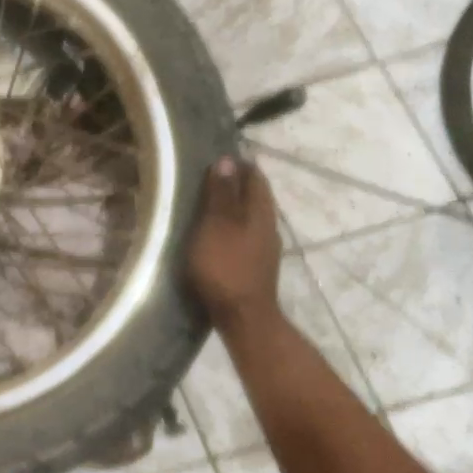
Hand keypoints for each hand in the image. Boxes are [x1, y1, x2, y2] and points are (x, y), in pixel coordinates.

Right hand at [186, 156, 281, 331]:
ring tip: (204, 205)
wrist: (242, 317)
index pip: (255, 177)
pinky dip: (229, 228)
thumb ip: (221, 194)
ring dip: (231, 207)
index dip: (239, 165)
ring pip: (249, 217)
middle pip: (254, 197)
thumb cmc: (225, 266)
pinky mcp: (254, 266)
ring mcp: (263, 249)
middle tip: (205, 178)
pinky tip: (212, 235)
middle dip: (234, 185)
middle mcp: (268, 226)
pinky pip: (242, 236)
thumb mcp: (217, 225)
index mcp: (261, 212)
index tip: (216, 156)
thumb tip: (228, 160)